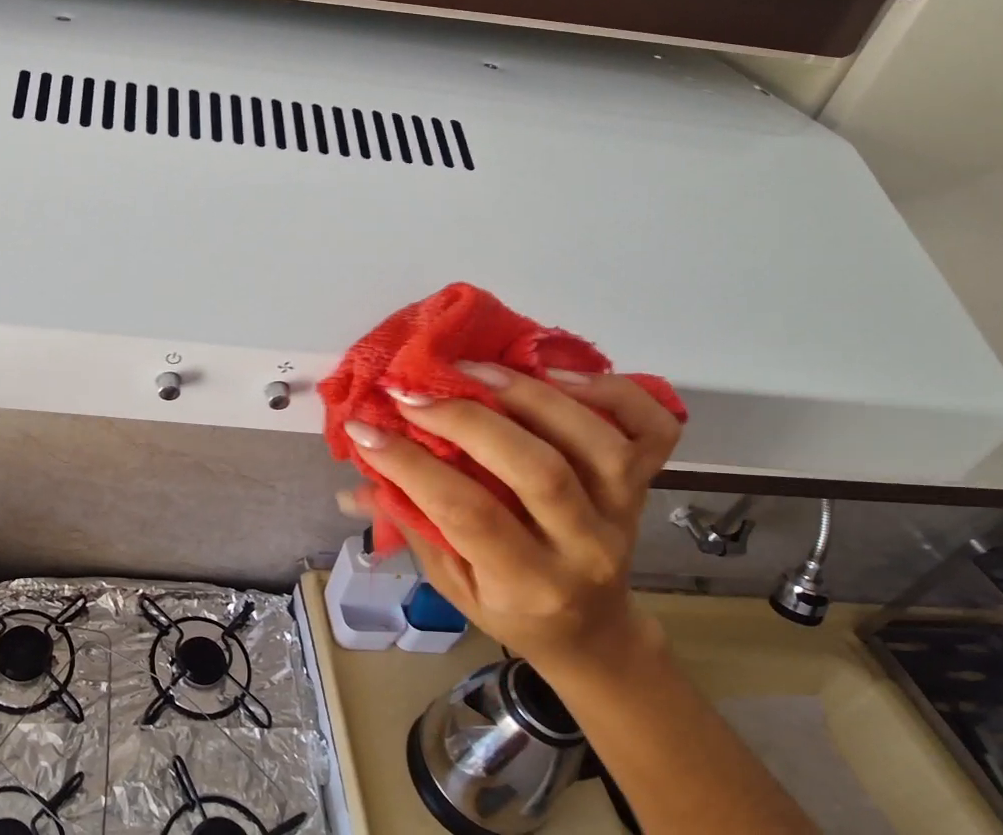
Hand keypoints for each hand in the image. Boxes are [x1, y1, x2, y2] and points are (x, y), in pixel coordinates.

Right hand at [340, 363, 680, 678]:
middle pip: (536, 470)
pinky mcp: (647, 483)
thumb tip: (351, 485)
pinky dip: (611, 391)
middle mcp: (584, 547)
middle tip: (411, 392)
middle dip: (464, 420)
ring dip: (530, 395)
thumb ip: (410, 526)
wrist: (594, 632)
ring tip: (475, 370)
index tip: (364, 427)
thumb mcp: (451, 583)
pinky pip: (651, 428)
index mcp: (528, 582)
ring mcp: (623, 512)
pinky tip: (557, 374)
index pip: (466, 512)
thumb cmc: (510, 609)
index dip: (409, 464)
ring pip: (594, 443)